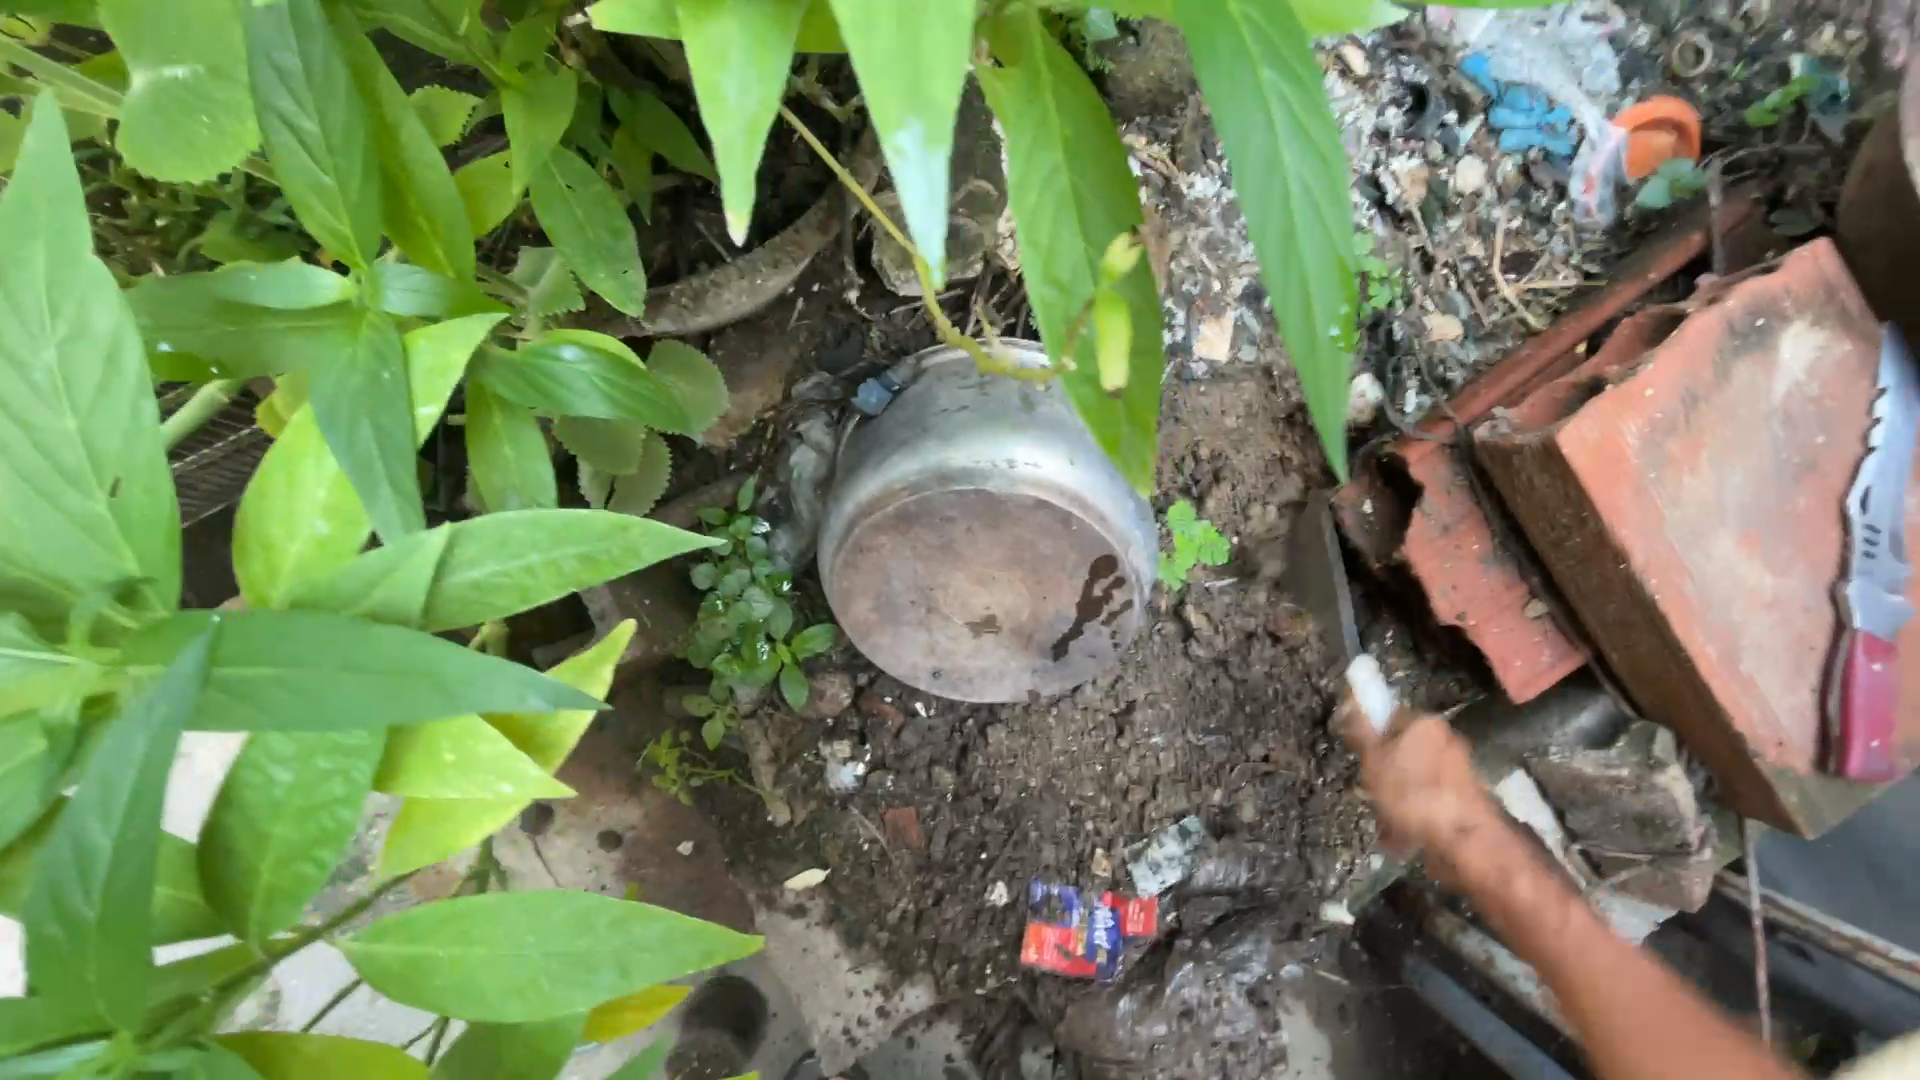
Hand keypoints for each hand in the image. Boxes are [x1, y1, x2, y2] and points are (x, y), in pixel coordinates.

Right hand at [1336, 697, 1499, 875]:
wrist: (1463, 839)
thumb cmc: (1412, 793)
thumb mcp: (1372, 758)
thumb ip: (1360, 729)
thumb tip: (1352, 701)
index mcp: (1425, 723)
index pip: (1388, 717)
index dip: (1370, 736)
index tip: (1361, 757)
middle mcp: (1448, 740)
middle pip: (1403, 750)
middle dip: (1385, 773)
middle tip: (1371, 792)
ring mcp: (1460, 771)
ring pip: (1415, 778)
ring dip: (1399, 797)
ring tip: (1387, 823)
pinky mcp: (1467, 799)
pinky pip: (1431, 800)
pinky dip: (1417, 813)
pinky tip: (1406, 835)